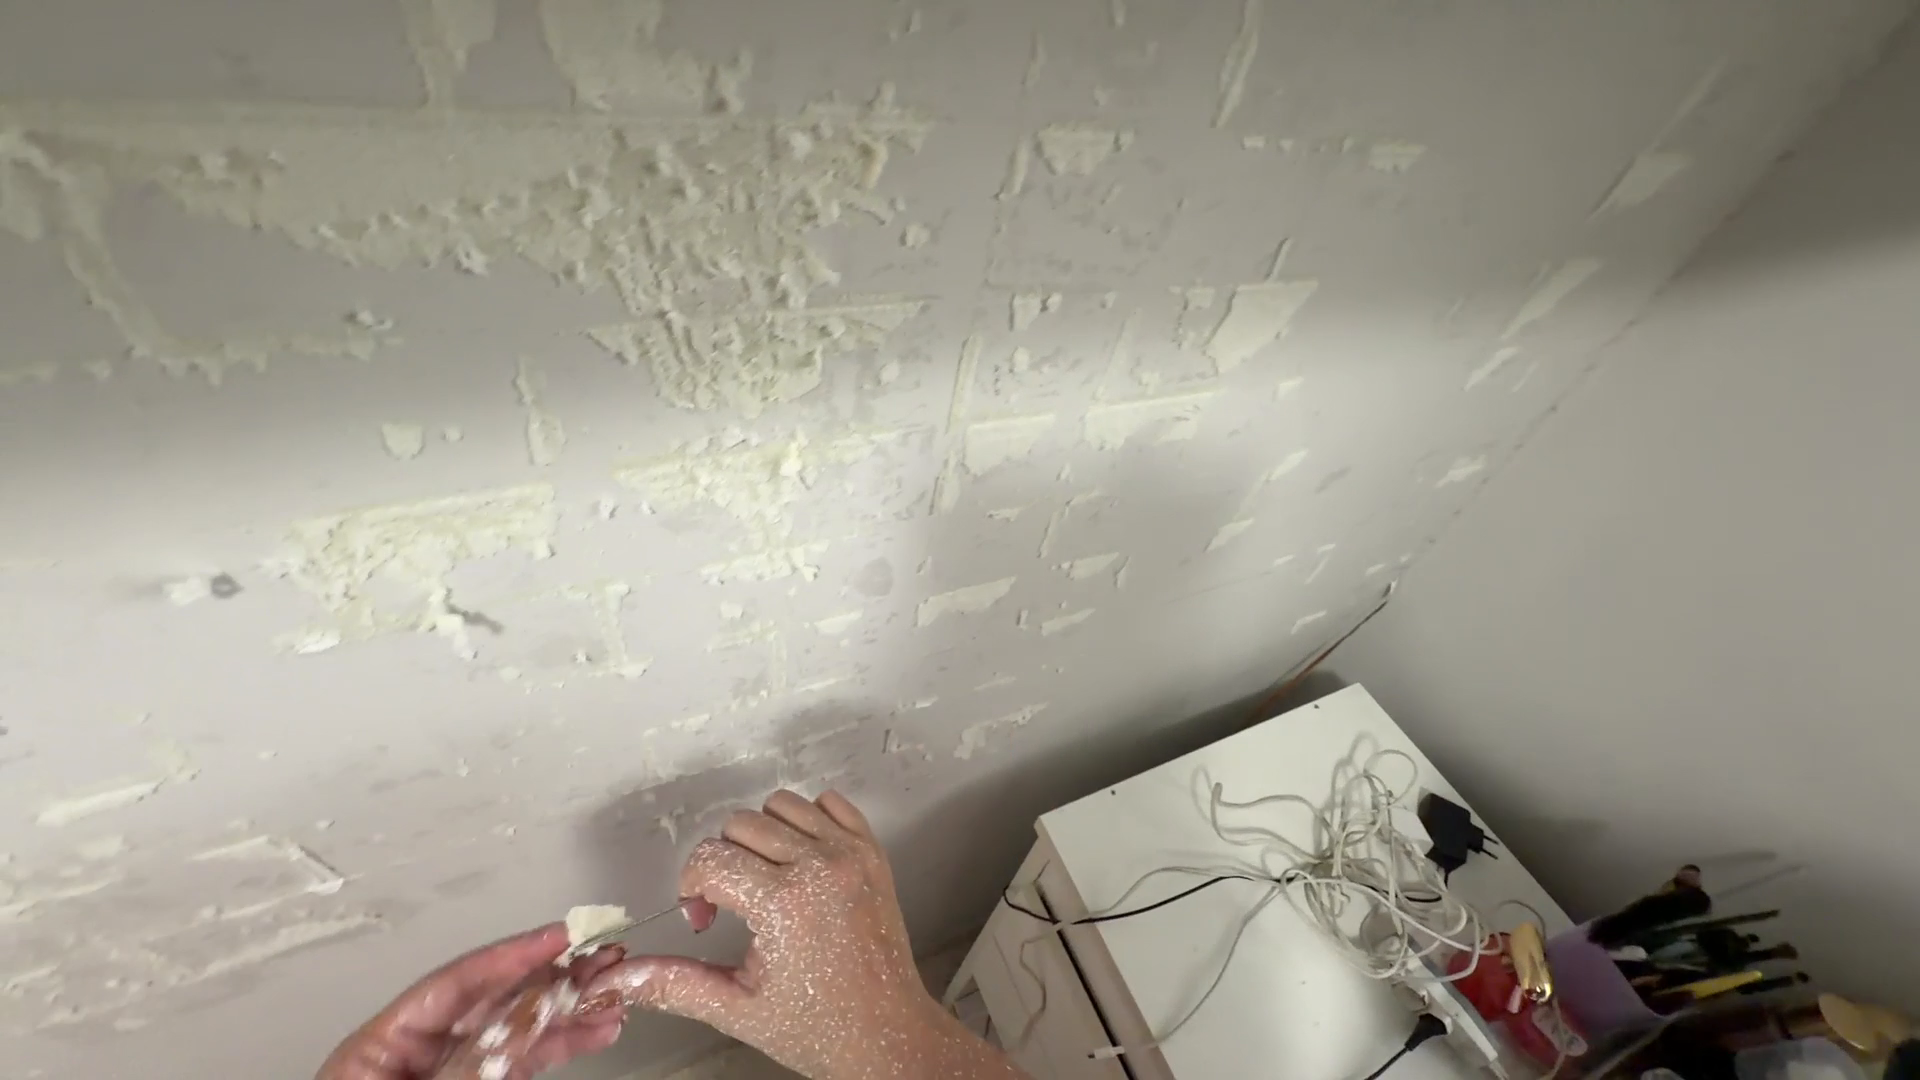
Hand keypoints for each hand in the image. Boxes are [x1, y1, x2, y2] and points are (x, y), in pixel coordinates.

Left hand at [317, 924, 627, 1079]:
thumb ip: (472, 1065)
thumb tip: (531, 1019)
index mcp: (382, 1045)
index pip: (457, 981)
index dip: (514, 954)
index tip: (567, 933)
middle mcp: (420, 1048)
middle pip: (497, 997)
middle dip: (557, 977)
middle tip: (610, 958)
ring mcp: (454, 1068)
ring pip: (520, 1025)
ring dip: (572, 1009)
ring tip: (618, 993)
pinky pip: (524, 1057)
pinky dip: (563, 1042)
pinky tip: (600, 1030)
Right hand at [581, 790, 1024, 1079]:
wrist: (885, 1030)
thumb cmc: (818, 1025)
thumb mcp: (737, 1009)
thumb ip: (676, 983)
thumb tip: (622, 975)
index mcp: (782, 903)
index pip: (710, 858)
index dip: (692, 886)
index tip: (704, 915)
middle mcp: (817, 865)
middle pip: (741, 824)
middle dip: (723, 860)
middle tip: (733, 902)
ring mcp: (849, 852)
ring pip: (782, 804)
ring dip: (763, 835)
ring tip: (766, 878)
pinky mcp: (871, 849)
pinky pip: (831, 802)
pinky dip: (809, 820)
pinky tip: (803, 859)